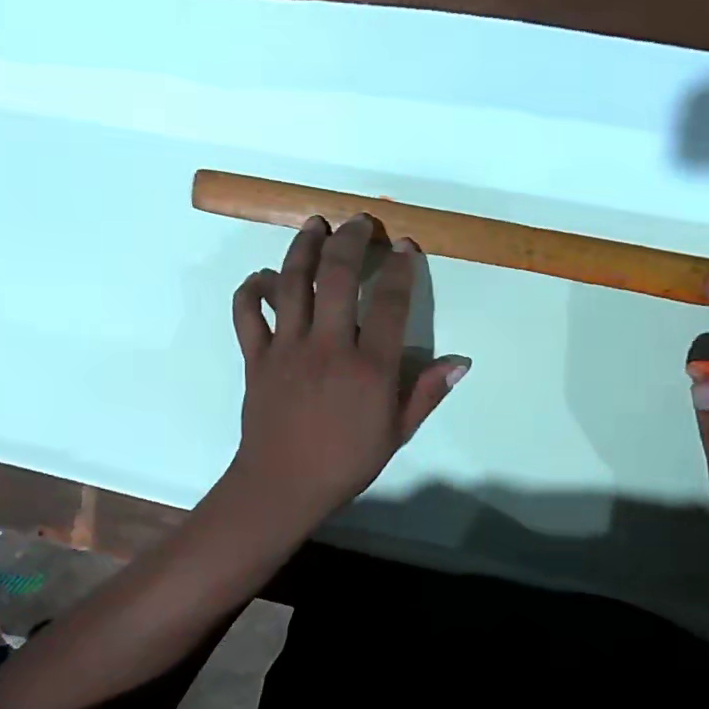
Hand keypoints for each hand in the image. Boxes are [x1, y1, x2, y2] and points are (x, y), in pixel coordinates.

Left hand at [227, 213, 470, 520]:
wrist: (282, 486)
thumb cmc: (346, 461)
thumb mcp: (397, 432)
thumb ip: (426, 392)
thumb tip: (461, 362)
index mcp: (369, 367)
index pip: (390, 302)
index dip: (401, 268)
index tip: (405, 246)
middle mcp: (328, 347)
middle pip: (338, 277)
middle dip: (351, 241)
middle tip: (359, 222)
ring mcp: (287, 348)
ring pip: (292, 284)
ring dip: (304, 248)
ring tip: (315, 225)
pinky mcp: (256, 357)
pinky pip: (247, 314)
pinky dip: (251, 290)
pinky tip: (263, 277)